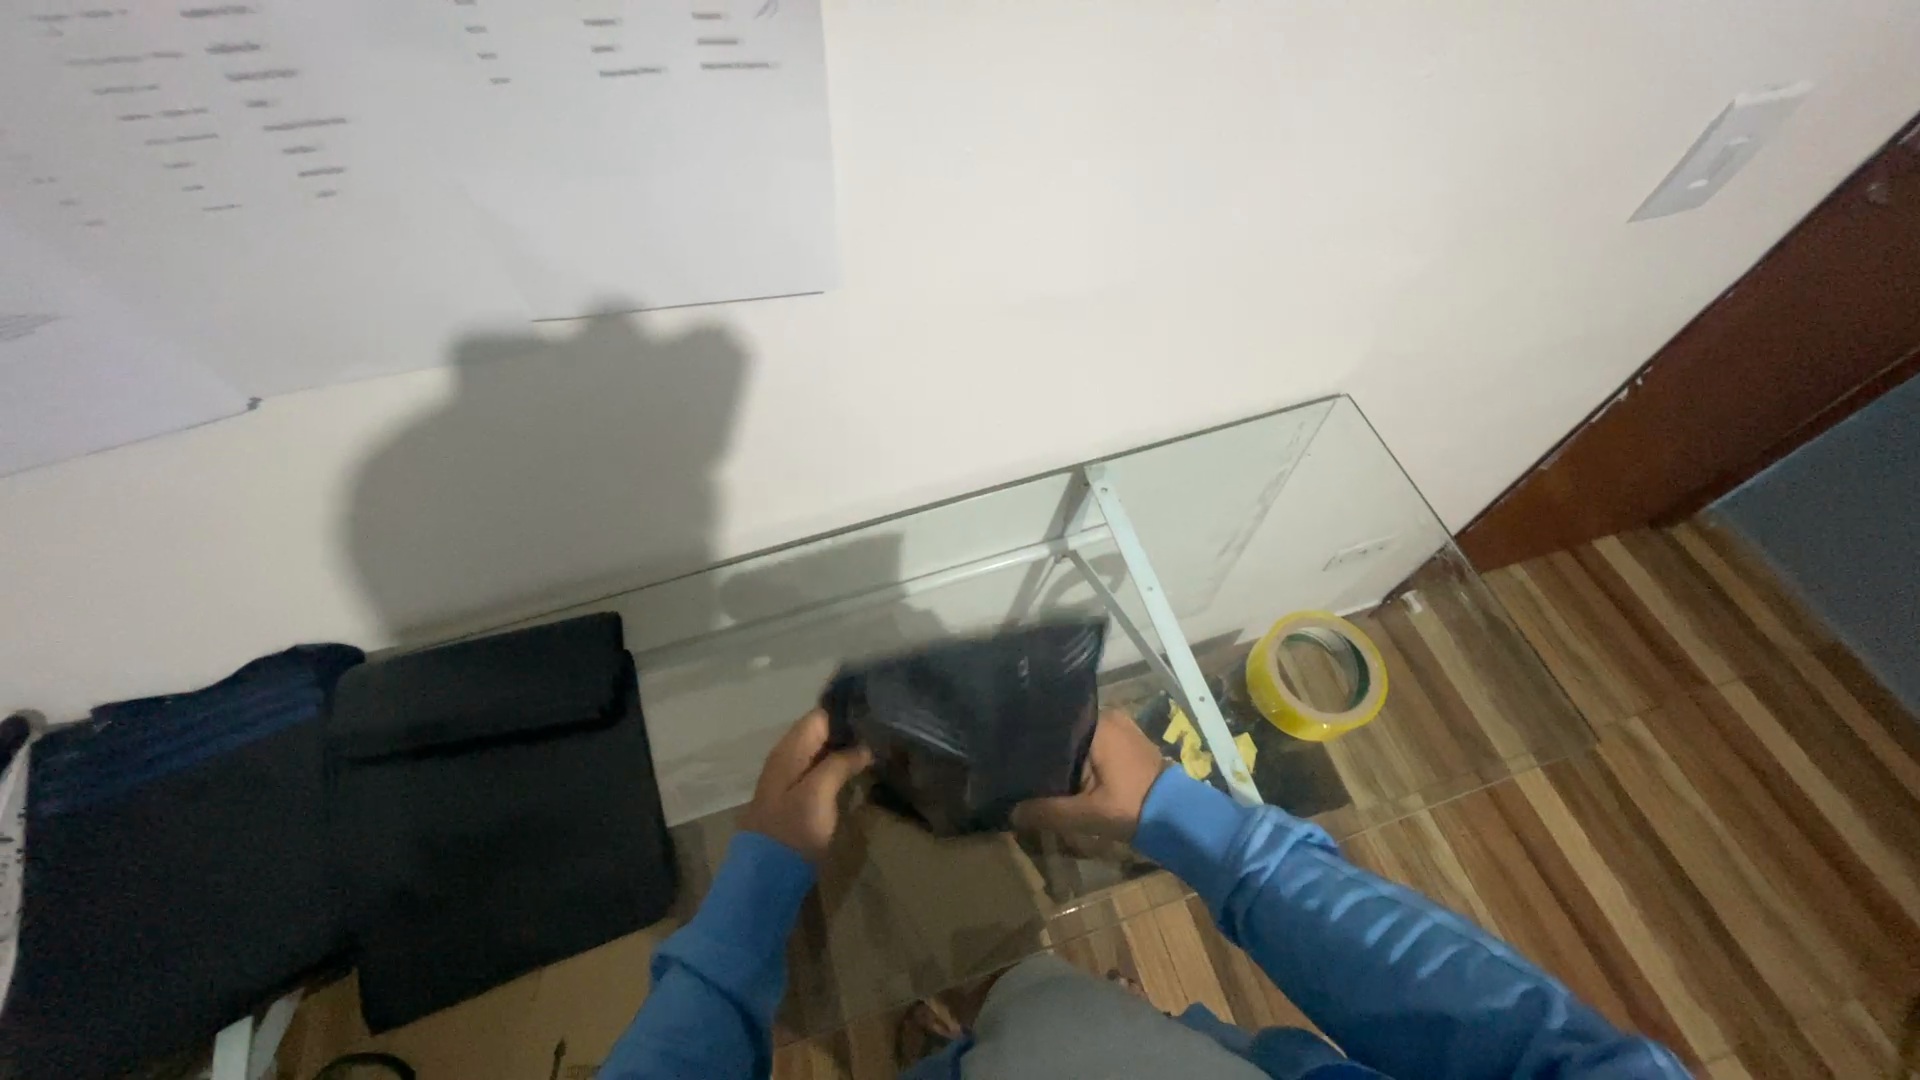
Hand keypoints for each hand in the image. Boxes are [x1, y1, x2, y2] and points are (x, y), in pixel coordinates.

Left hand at [738, 709, 872, 862]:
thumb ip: (839, 763)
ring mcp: (791, 777)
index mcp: (789, 750)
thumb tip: (864, 746)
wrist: (767, 876)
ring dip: (846, 747)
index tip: (876, 712)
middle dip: (849, 728)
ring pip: (821, 750)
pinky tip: (859, 768)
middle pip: (821, 730)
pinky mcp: (798, 795)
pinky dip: (839, 764)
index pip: (820, 715)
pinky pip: (820, 768)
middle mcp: (787, 757)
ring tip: (878, 744)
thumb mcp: (818, 793)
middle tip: (883, 729)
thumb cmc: (793, 830)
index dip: (847, 712)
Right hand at [1011, 709, 1168, 842]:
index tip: (1013, 753)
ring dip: (1066, 758)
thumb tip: (1011, 813)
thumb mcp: (1087, 814)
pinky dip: (1082, 761)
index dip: (1033, 740)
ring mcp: (1122, 728)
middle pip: (1066, 732)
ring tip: (1039, 774)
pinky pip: (1095, 746)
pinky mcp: (1129, 743)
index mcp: (1097, 723)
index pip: (1054, 722)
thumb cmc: (1133, 807)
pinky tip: (1067, 778)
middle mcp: (1108, 716)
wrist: (1182, 818)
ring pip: (1080, 740)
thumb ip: (1048, 812)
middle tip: (1022, 769)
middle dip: (1048, 752)